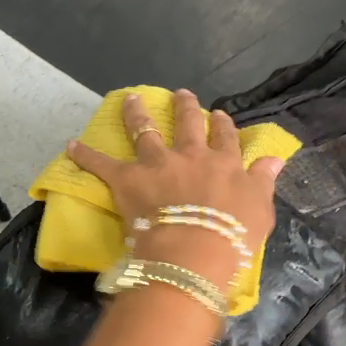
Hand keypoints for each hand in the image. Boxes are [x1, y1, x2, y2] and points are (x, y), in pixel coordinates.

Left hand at [67, 89, 284, 287]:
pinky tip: (71, 145)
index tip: (218, 115)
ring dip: (137, 112)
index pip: (226, 138)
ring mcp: (157, 164)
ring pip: (145, 131)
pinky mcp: (127, 178)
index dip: (222, 125)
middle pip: (187, 124)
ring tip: (131, 99)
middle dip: (184, 107)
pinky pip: (101, 164)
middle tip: (180, 94)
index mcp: (224, 163)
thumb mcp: (261, 210)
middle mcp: (190, 156)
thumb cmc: (232, 237)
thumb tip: (274, 158)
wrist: (192, 251)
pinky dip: (84, 155)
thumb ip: (263, 181)